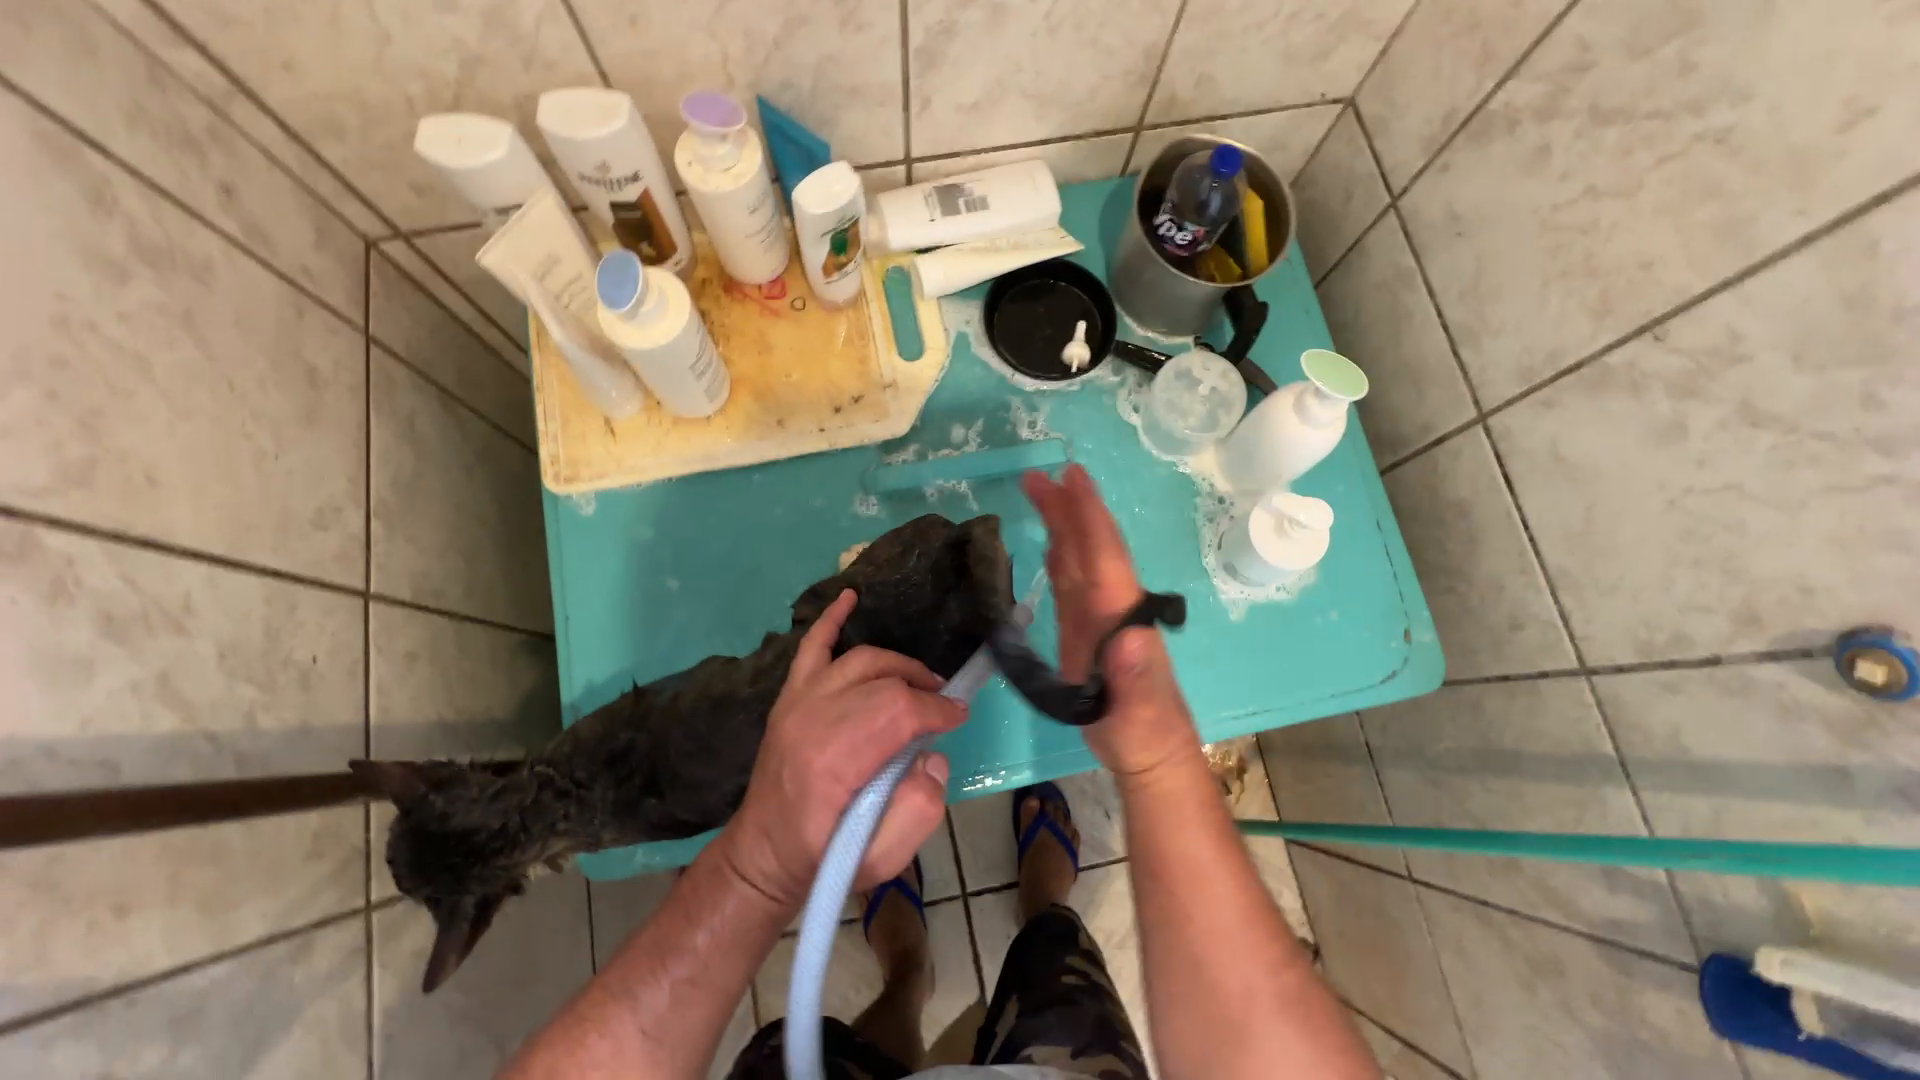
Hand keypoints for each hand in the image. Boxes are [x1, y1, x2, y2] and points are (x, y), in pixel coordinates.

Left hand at [719, 589, 964, 911]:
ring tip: (922, 684)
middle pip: (885, 682)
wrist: (764, 855)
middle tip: (944, 710)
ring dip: (898, 666)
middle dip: (924, 690)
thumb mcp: (882, 858)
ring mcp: (797, 702)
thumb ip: (918, 810)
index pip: (899, 710)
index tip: (958, 718)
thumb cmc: (826, 858)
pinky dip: (831, 620)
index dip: (937, 709)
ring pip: (861, 660)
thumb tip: (931, 757)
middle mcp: (812, 719)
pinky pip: (812, 647)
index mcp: (834, 760)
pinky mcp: (790, 697)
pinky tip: (849, 597)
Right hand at [1023, 465, 1198, 777]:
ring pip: (1079, 560)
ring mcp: (1099, 620)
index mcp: (1122, 617)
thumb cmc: (1144, 735)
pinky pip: (1071, 585)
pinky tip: (1050, 544)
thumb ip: (1137, 680)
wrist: (1150, 755)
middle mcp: (1112, 608)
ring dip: (1061, 525)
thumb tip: (1131, 636)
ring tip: (1039, 492)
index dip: (1089, 516)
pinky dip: (1060, 558)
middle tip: (1039, 475)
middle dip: (1069, 508)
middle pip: (1090, 548)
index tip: (1073, 478)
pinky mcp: (1085, 634)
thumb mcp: (1141, 714)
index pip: (1106, 557)